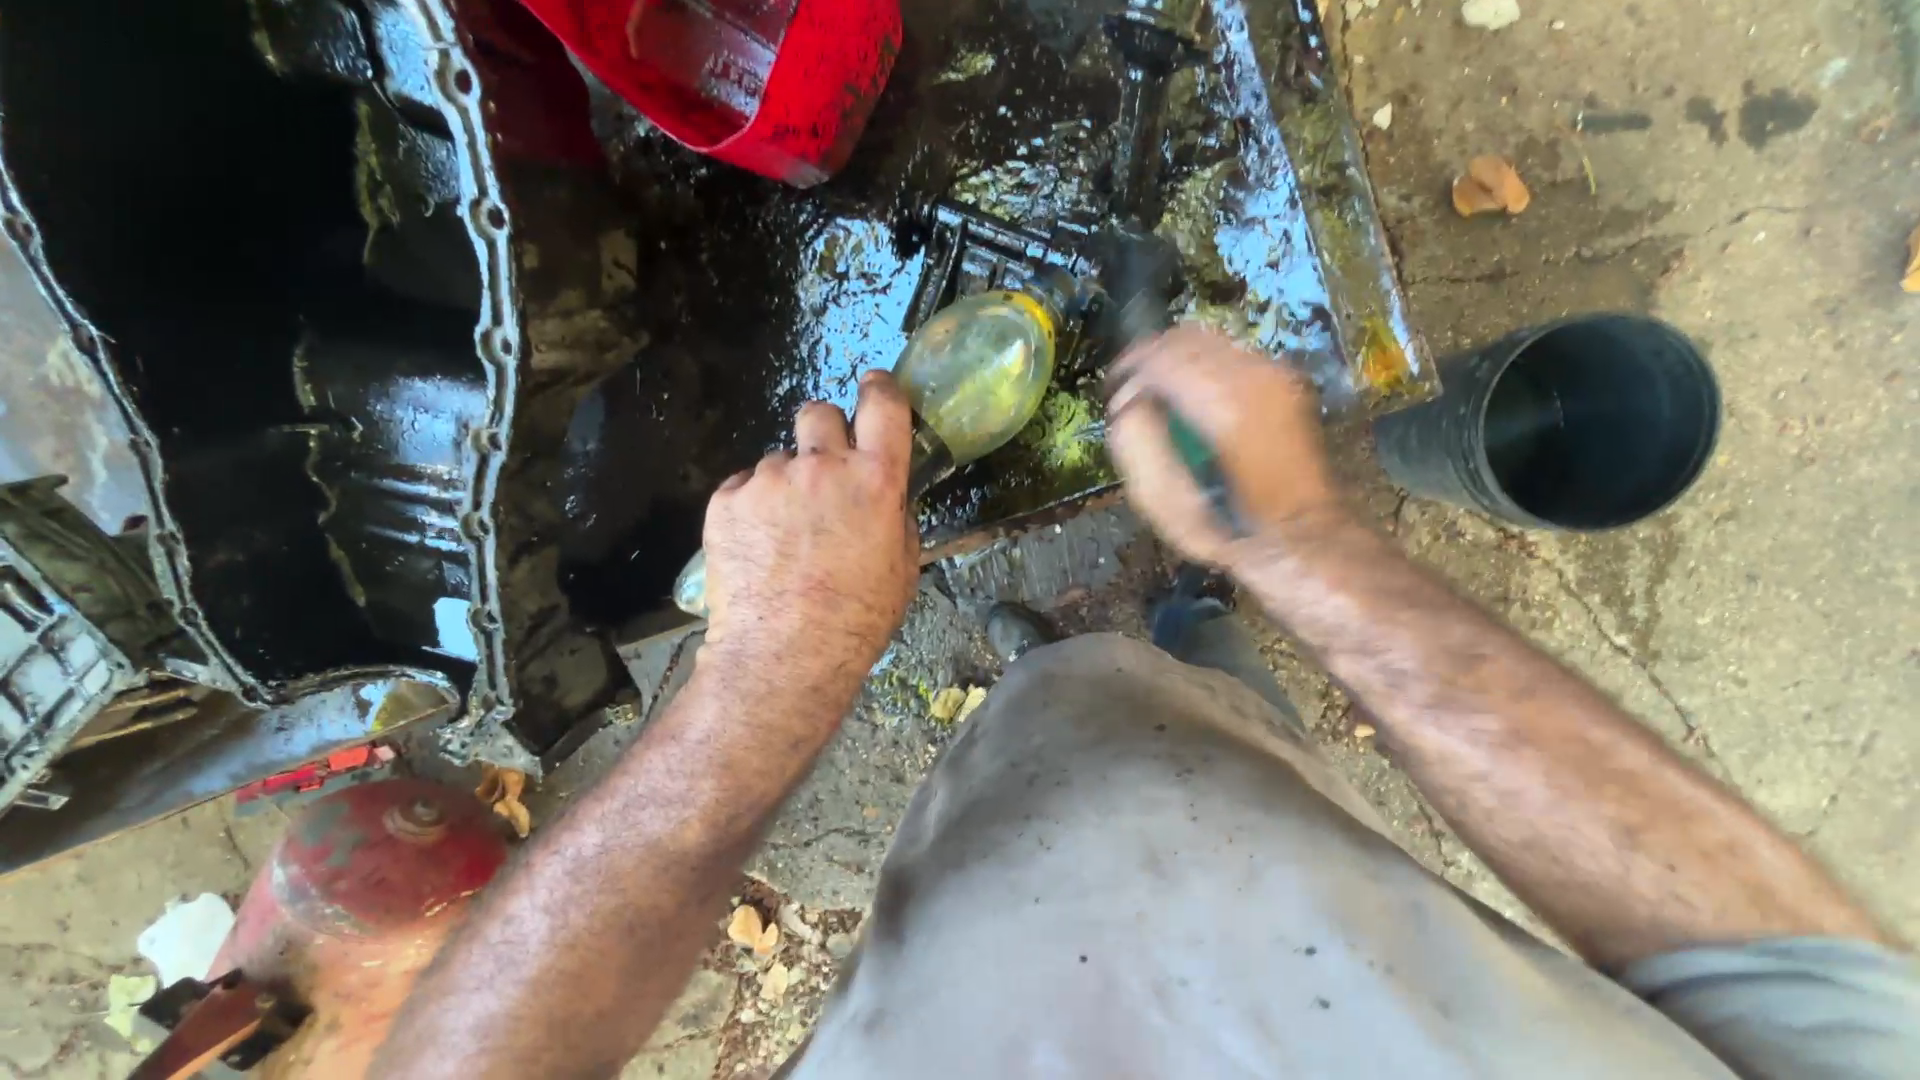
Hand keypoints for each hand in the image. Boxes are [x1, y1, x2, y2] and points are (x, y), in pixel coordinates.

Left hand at [700, 371, 918, 681]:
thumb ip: (895, 517)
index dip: (880, 388)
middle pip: (818, 412)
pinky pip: (744, 487)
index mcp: (875, 480)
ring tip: (783, 534)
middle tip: (822, 470)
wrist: (785, 654)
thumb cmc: (857, 619)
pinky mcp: (726, 500)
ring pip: (778, 460)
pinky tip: (758, 546)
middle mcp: (822, 467)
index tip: (874, 386)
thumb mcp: (903, 568)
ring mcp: (769, 480)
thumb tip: (886, 499)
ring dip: (785, 483)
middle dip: (822, 433)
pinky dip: (753, 507)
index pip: (883, 405)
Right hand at [1106, 324, 1344, 568]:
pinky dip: (1202, 364)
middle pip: (1183, 339)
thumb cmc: (1229, 529)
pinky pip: (1230, 352)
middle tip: (1130, 390)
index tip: (1114, 394)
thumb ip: (1139, 450)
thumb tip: (1125, 409)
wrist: (1301, 536)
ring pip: (1207, 339)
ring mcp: (1273, 375)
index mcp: (1223, 407)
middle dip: (1148, 359)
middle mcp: (1252, 378)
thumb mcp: (1169, 507)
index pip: (1161, 358)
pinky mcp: (1283, 381)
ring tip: (1157, 391)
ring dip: (1175, 359)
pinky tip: (1192, 396)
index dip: (1129, 371)